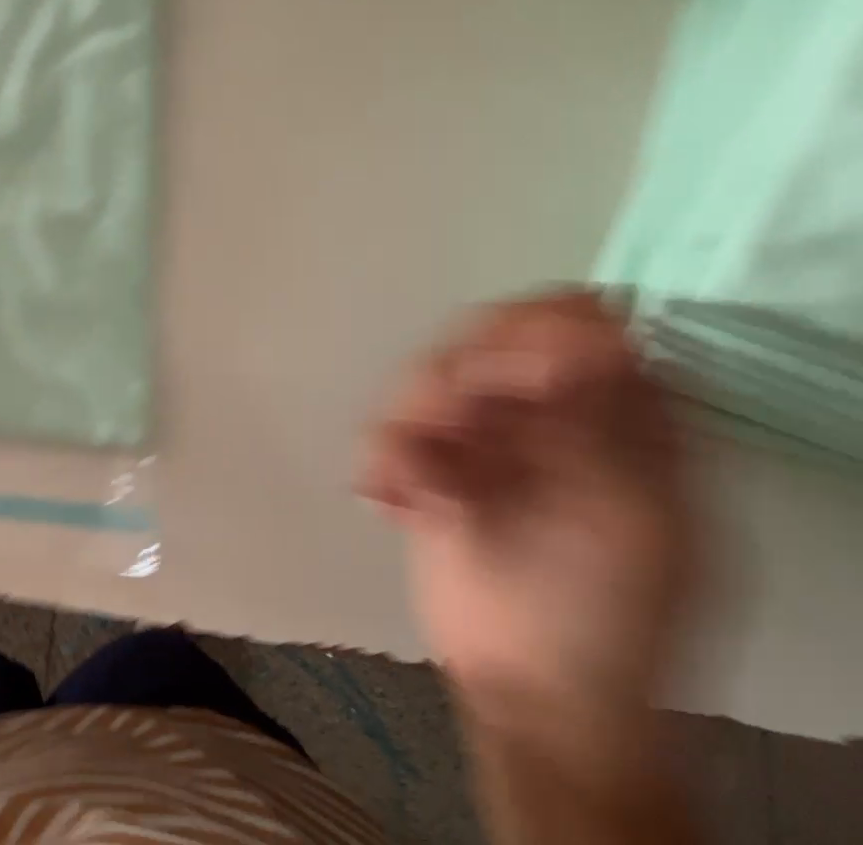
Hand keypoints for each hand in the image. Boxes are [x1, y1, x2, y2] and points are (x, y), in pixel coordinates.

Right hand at [362, 292, 698, 738]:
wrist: (531, 690)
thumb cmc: (602, 615)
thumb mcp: (629, 516)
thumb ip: (604, 420)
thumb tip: (579, 332)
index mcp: (622, 416)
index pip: (580, 322)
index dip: (533, 330)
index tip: (504, 379)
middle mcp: (550, 413)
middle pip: (485, 340)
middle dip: (453, 378)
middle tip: (442, 425)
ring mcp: (485, 441)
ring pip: (427, 381)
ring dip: (406, 422)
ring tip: (408, 482)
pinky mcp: (430, 470)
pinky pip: (390, 432)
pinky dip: (382, 459)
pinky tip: (389, 500)